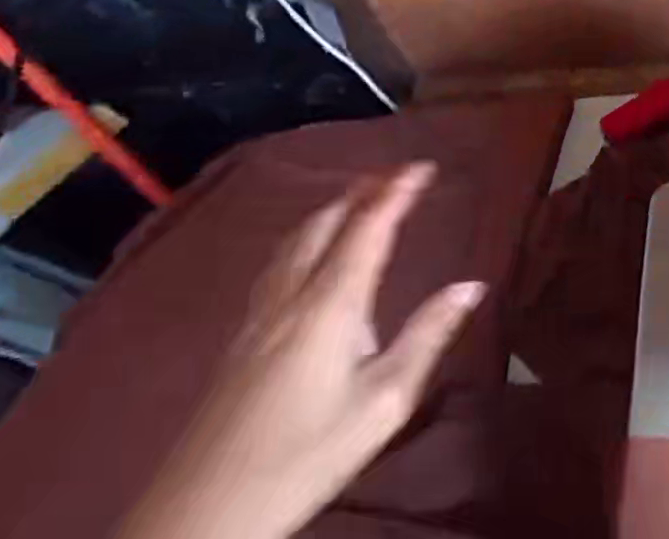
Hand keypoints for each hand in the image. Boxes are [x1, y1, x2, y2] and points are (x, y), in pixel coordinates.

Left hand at [118, 164, 485, 538]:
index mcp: (329, 309)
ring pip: (291, 248)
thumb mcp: (386, 400)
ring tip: (357, 196)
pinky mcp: (238, 345)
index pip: (366, 232)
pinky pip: (276, 269)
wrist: (197, 521)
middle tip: (394, 173)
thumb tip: (471, 285)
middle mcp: (288, 303)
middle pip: (320, 230)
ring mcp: (255, 324)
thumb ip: (428, 335)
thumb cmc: (306, 455)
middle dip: (359, 193)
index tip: (423, 165)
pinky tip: (308, 254)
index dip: (395, 193)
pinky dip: (304, 240)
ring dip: (329, 212)